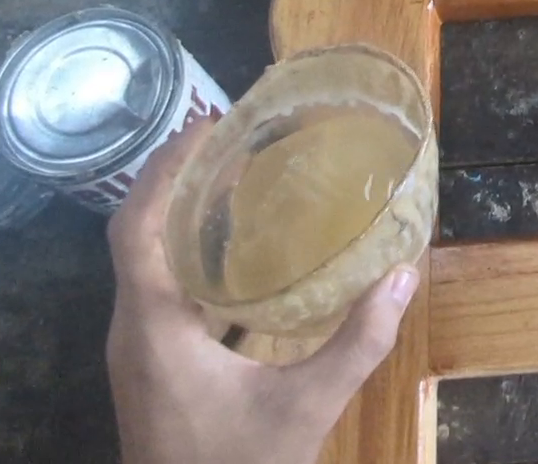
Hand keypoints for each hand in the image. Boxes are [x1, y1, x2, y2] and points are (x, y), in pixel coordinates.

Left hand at [106, 118, 418, 463]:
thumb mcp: (305, 410)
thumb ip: (358, 343)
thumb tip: (403, 274)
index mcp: (153, 329)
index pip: (135, 230)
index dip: (162, 171)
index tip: (204, 127)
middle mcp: (134, 329)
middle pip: (137, 231)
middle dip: (174, 175)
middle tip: (231, 135)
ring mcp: (141, 347)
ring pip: (148, 256)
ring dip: (181, 208)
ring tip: (235, 171)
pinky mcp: (157, 361)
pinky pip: (165, 282)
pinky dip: (193, 246)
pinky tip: (241, 243)